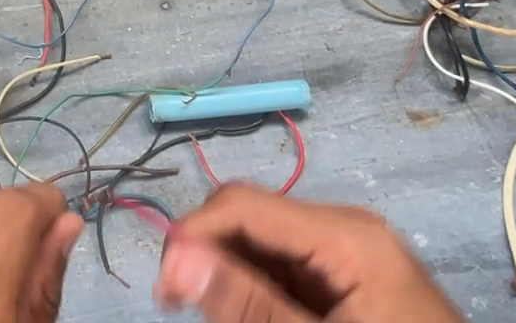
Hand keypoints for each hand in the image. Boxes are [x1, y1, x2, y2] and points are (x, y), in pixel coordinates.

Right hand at [157, 184, 461, 322]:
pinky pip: (286, 268)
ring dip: (230, 275)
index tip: (164, 289)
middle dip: (209, 255)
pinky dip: (258, 289)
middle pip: (251, 219)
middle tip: (179, 306)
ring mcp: (350, 252)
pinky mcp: (350, 278)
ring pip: (263, 244)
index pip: (243, 203)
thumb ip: (249, 304)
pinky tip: (251, 314)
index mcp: (347, 234)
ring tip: (216, 315)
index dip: (193, 234)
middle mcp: (346, 228)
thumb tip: (174, 256)